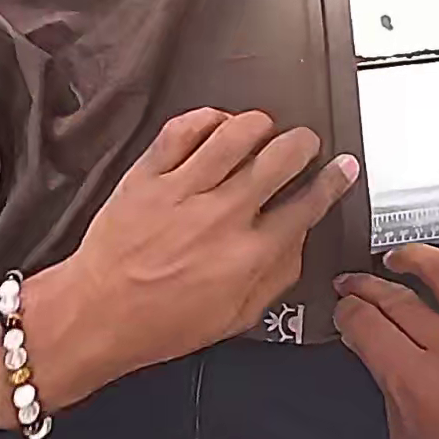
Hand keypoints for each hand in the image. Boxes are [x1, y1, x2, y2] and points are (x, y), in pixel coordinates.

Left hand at [0, 108, 358, 424]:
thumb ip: (277, 275)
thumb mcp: (235, 316)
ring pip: (236, 133)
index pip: (306, 204)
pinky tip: (215, 124)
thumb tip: (299, 236)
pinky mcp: (148, 175)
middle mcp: (220, 216)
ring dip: (260, 124)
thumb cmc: (161, 320)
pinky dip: (206, 118)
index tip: (341, 167)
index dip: (332, 180)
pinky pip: (183, 130)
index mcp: (246, 255)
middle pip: (280, 158)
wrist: (97, 313)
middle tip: (302, 143)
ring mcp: (182, 191)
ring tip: (262, 129)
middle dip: (302, 143)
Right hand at [334, 245, 438, 438]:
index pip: (365, 322)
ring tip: (399, 260)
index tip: (341, 312)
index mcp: (423, 391)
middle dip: (364, 286)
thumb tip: (377, 354)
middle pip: (397, 296)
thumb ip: (392, 396)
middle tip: (353, 286)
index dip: (344, 312)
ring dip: (416, 258)